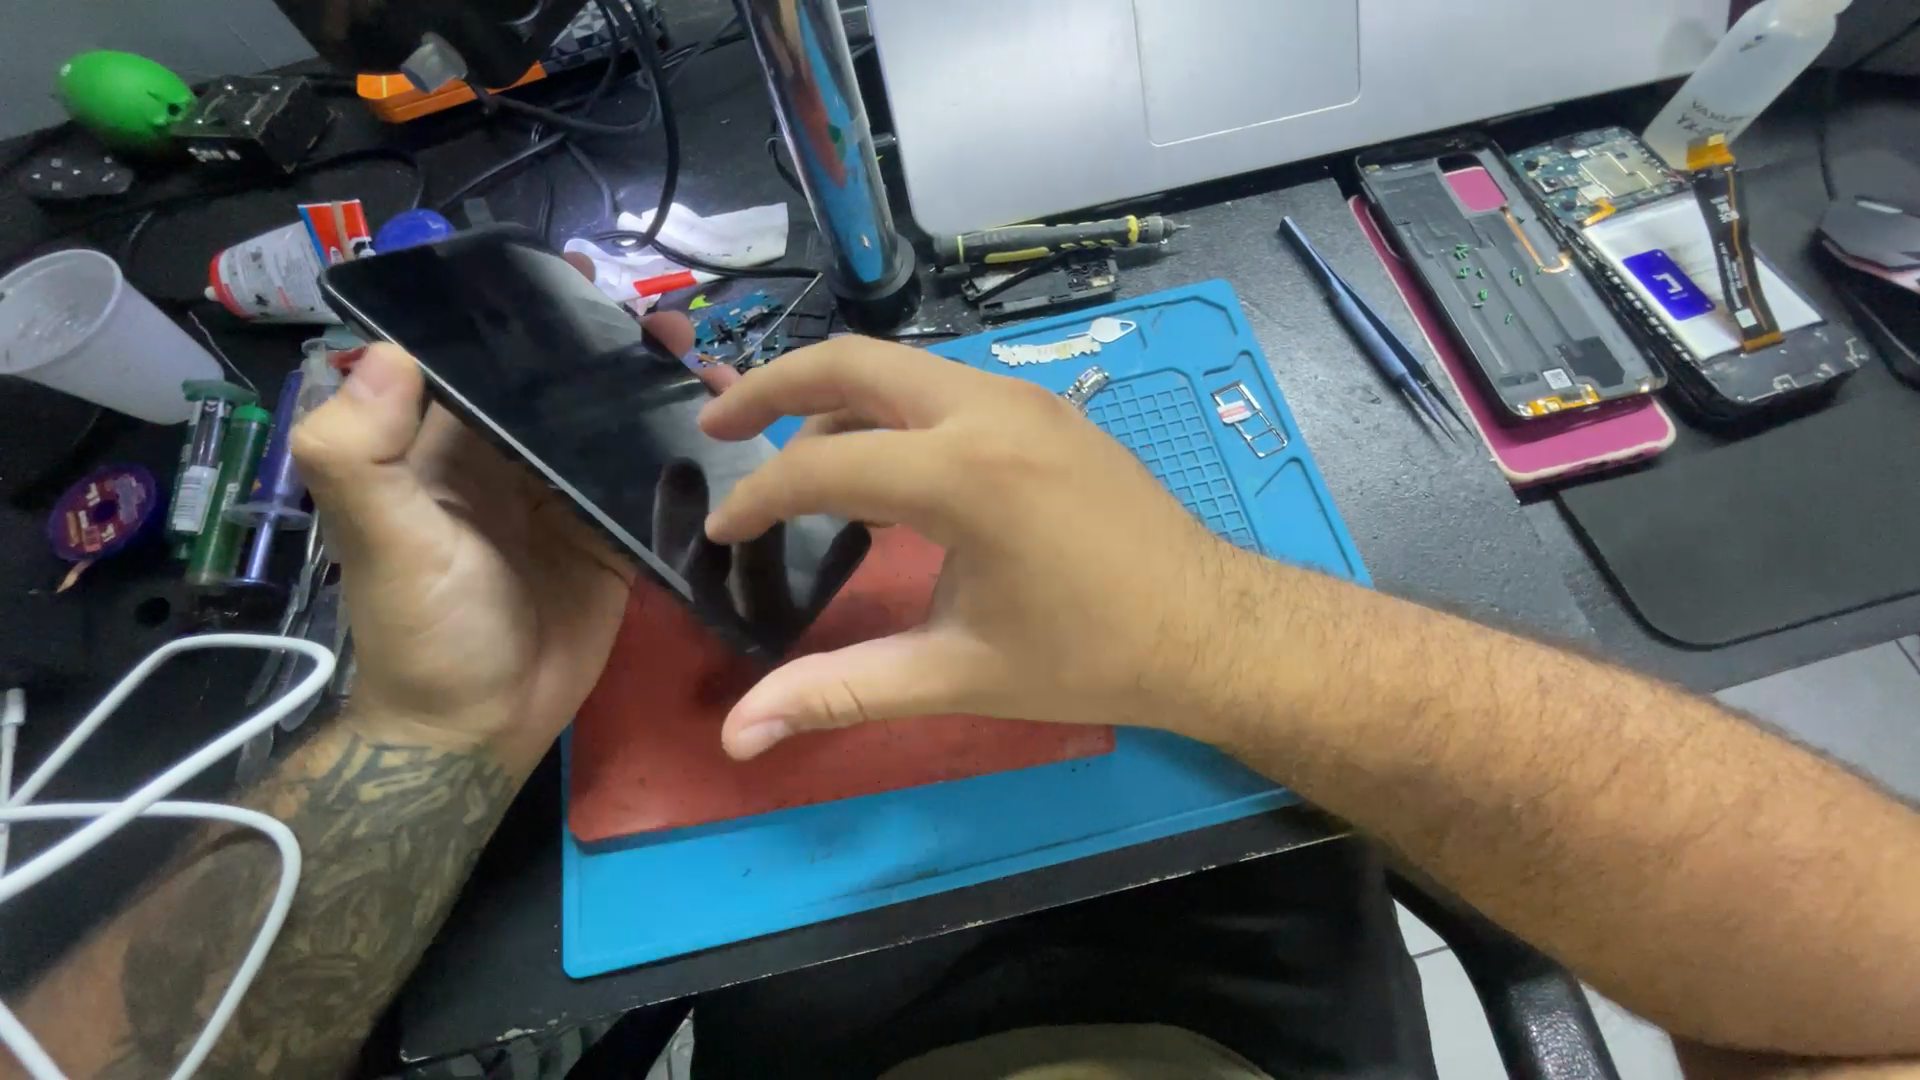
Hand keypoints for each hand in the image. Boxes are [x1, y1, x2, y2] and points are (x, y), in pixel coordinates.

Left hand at [290, 314, 707, 766]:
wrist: (483, 723)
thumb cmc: (424, 628)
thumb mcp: (380, 539)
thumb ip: (362, 452)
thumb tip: (389, 351)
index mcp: (456, 449)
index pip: (498, 366)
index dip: (537, 320)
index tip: (588, 281)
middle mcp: (520, 466)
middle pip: (574, 393)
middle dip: (620, 354)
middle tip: (674, 329)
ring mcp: (575, 503)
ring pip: (621, 435)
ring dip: (662, 401)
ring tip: (711, 370)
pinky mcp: (618, 541)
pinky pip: (654, 493)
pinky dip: (687, 464)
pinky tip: (726, 439)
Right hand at [700, 336, 1245, 757]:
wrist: (1211, 630)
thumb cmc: (1090, 657)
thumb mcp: (957, 675)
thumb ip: (840, 691)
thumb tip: (739, 736)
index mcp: (964, 473)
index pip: (821, 465)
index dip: (756, 499)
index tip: (719, 532)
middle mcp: (990, 410)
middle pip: (853, 362)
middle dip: (771, 387)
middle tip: (719, 430)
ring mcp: (1026, 400)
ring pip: (903, 371)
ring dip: (837, 400)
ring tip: (792, 455)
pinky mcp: (1048, 411)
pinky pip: (947, 391)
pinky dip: (894, 415)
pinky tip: (885, 470)